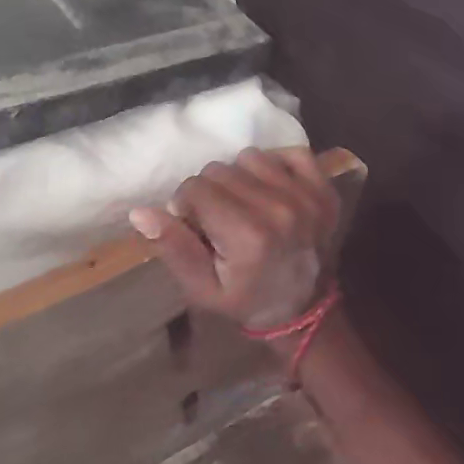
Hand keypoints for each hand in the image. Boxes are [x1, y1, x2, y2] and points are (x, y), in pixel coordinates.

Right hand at [129, 147, 338, 328]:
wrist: (303, 310)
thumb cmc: (245, 301)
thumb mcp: (201, 288)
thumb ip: (174, 248)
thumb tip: (140, 212)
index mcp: (247, 235)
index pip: (194, 189)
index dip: (186, 207)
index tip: (196, 227)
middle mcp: (278, 208)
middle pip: (219, 170)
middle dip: (210, 193)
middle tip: (219, 220)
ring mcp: (305, 196)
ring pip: (250, 157)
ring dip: (240, 177)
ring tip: (245, 205)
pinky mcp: (323, 190)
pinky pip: (291, 153)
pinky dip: (276, 166)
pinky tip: (270, 190)